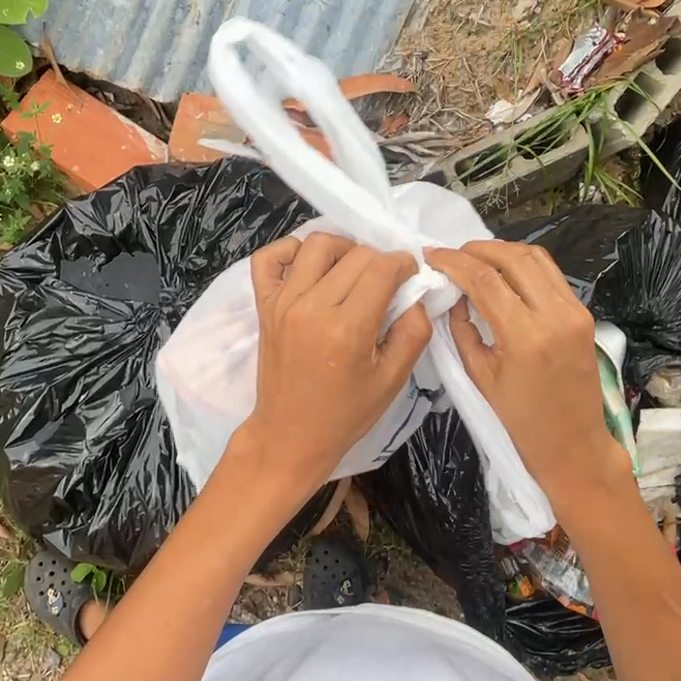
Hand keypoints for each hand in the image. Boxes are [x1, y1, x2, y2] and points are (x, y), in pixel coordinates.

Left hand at [234, 232, 432, 498]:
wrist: (290, 435)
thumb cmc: (345, 413)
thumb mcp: (392, 380)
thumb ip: (413, 333)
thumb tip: (416, 294)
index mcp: (347, 329)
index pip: (382, 269)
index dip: (404, 264)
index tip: (410, 274)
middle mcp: (312, 307)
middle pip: (355, 254)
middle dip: (380, 260)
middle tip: (387, 281)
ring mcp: (283, 302)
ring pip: (316, 245)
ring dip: (342, 249)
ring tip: (353, 269)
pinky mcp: (264, 304)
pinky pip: (269, 257)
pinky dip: (289, 250)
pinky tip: (309, 265)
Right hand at [425, 242, 619, 492]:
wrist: (573, 444)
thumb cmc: (520, 420)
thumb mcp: (479, 375)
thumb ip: (462, 329)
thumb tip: (452, 295)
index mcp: (525, 336)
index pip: (484, 279)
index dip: (453, 262)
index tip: (430, 255)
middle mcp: (554, 315)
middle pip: (512, 258)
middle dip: (477, 249)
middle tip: (452, 255)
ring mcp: (574, 311)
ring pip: (536, 258)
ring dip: (501, 251)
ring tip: (475, 258)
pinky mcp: (583, 313)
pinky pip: (550, 273)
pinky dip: (523, 264)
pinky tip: (502, 273)